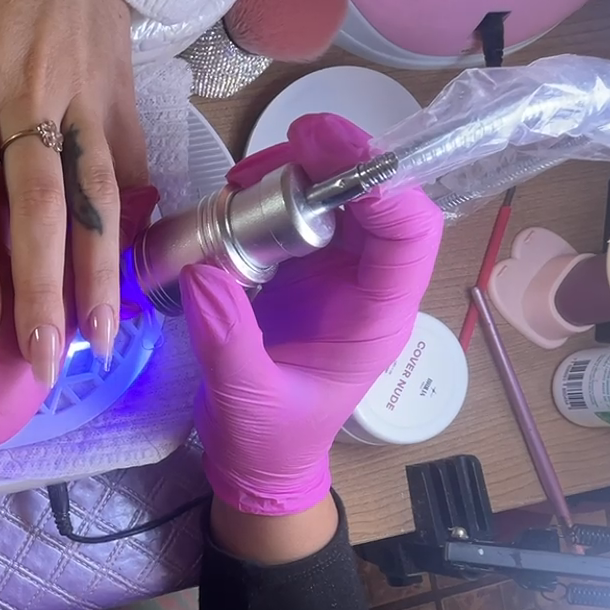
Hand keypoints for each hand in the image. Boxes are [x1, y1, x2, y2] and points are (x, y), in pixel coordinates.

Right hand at [183, 113, 443, 516]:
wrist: (257, 462)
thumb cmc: (269, 441)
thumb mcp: (247, 398)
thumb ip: (226, 339)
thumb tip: (201, 268)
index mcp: (375, 319)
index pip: (407, 236)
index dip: (382, 185)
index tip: (328, 155)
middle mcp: (362, 288)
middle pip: (373, 204)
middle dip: (335, 164)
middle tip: (279, 147)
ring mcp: (329, 279)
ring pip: (334, 204)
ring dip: (297, 175)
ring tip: (244, 175)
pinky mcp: (294, 277)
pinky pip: (292, 221)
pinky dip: (266, 200)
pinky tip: (234, 197)